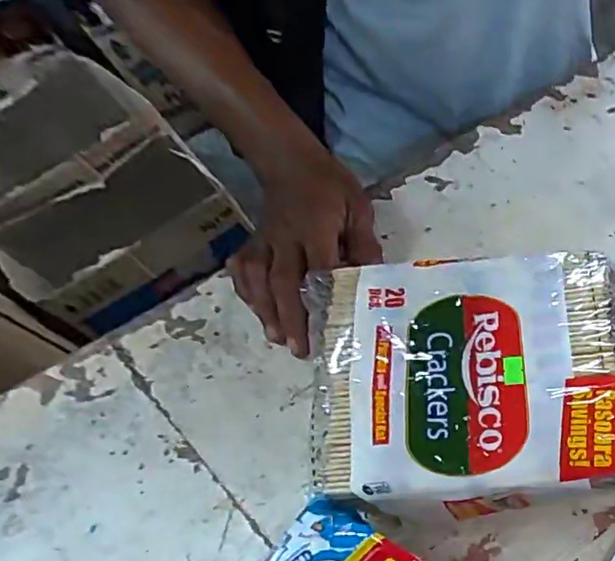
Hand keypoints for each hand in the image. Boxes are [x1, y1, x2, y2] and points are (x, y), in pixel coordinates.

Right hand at [229, 153, 381, 354]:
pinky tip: (258, 312)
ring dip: (266, 310)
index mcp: (315, 228)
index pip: (318, 267)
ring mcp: (265, 240)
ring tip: (278, 339)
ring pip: (258, 278)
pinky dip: (247, 292)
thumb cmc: (331, 187)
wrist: (289, 159)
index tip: (329, 326)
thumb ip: (364, 244)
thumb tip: (372, 278)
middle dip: (290, 317)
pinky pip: (243, 268)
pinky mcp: (254, 242)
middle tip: (299, 348)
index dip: (322, 298)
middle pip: (284, 281)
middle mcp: (286, 237)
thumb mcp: (358, 209)